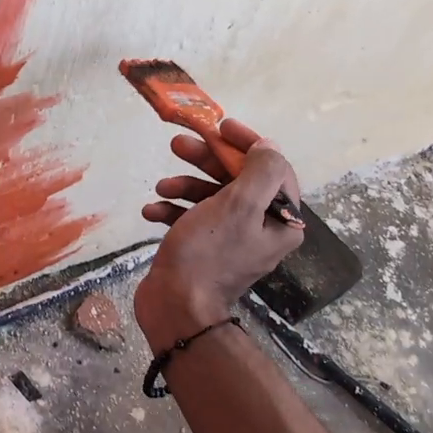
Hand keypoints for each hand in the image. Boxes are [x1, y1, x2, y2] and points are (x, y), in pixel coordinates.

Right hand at [134, 120, 303, 348]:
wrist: (176, 305)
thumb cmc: (208, 253)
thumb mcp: (239, 205)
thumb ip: (260, 171)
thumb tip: (267, 147)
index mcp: (280, 221)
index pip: (272, 169)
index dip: (247, 144)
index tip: (220, 126)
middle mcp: (260, 229)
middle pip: (236, 179)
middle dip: (206, 160)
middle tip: (177, 144)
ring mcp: (230, 239)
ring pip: (210, 196)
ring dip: (183, 185)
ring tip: (160, 187)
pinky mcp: (202, 248)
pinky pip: (190, 218)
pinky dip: (171, 210)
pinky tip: (152, 211)